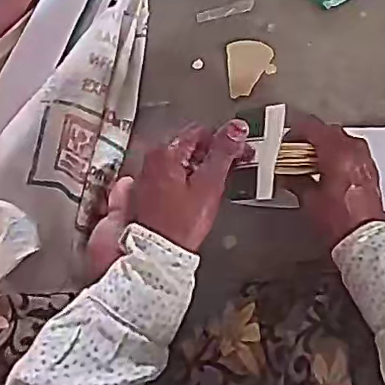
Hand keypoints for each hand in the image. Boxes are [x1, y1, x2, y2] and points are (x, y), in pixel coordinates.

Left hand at [84, 120, 250, 278]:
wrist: (157, 256)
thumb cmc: (180, 225)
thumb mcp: (209, 184)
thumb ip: (223, 153)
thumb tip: (236, 128)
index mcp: (166, 153)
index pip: (201, 132)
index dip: (224, 141)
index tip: (238, 152)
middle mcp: (151, 161)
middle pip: (189, 146)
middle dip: (213, 155)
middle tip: (231, 169)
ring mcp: (146, 178)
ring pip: (181, 162)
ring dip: (200, 169)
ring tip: (214, 186)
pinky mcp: (146, 194)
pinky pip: (171, 178)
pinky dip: (186, 181)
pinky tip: (195, 196)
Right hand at [288, 115, 384, 249]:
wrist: (363, 240)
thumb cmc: (340, 223)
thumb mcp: (309, 200)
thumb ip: (296, 181)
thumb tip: (288, 175)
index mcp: (337, 154)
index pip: (314, 128)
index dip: (297, 132)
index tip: (288, 141)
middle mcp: (354, 153)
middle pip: (330, 131)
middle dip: (312, 138)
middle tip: (297, 150)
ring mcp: (365, 160)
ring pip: (343, 140)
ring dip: (327, 146)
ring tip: (312, 160)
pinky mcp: (371, 171)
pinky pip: (354, 152)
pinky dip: (340, 155)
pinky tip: (330, 169)